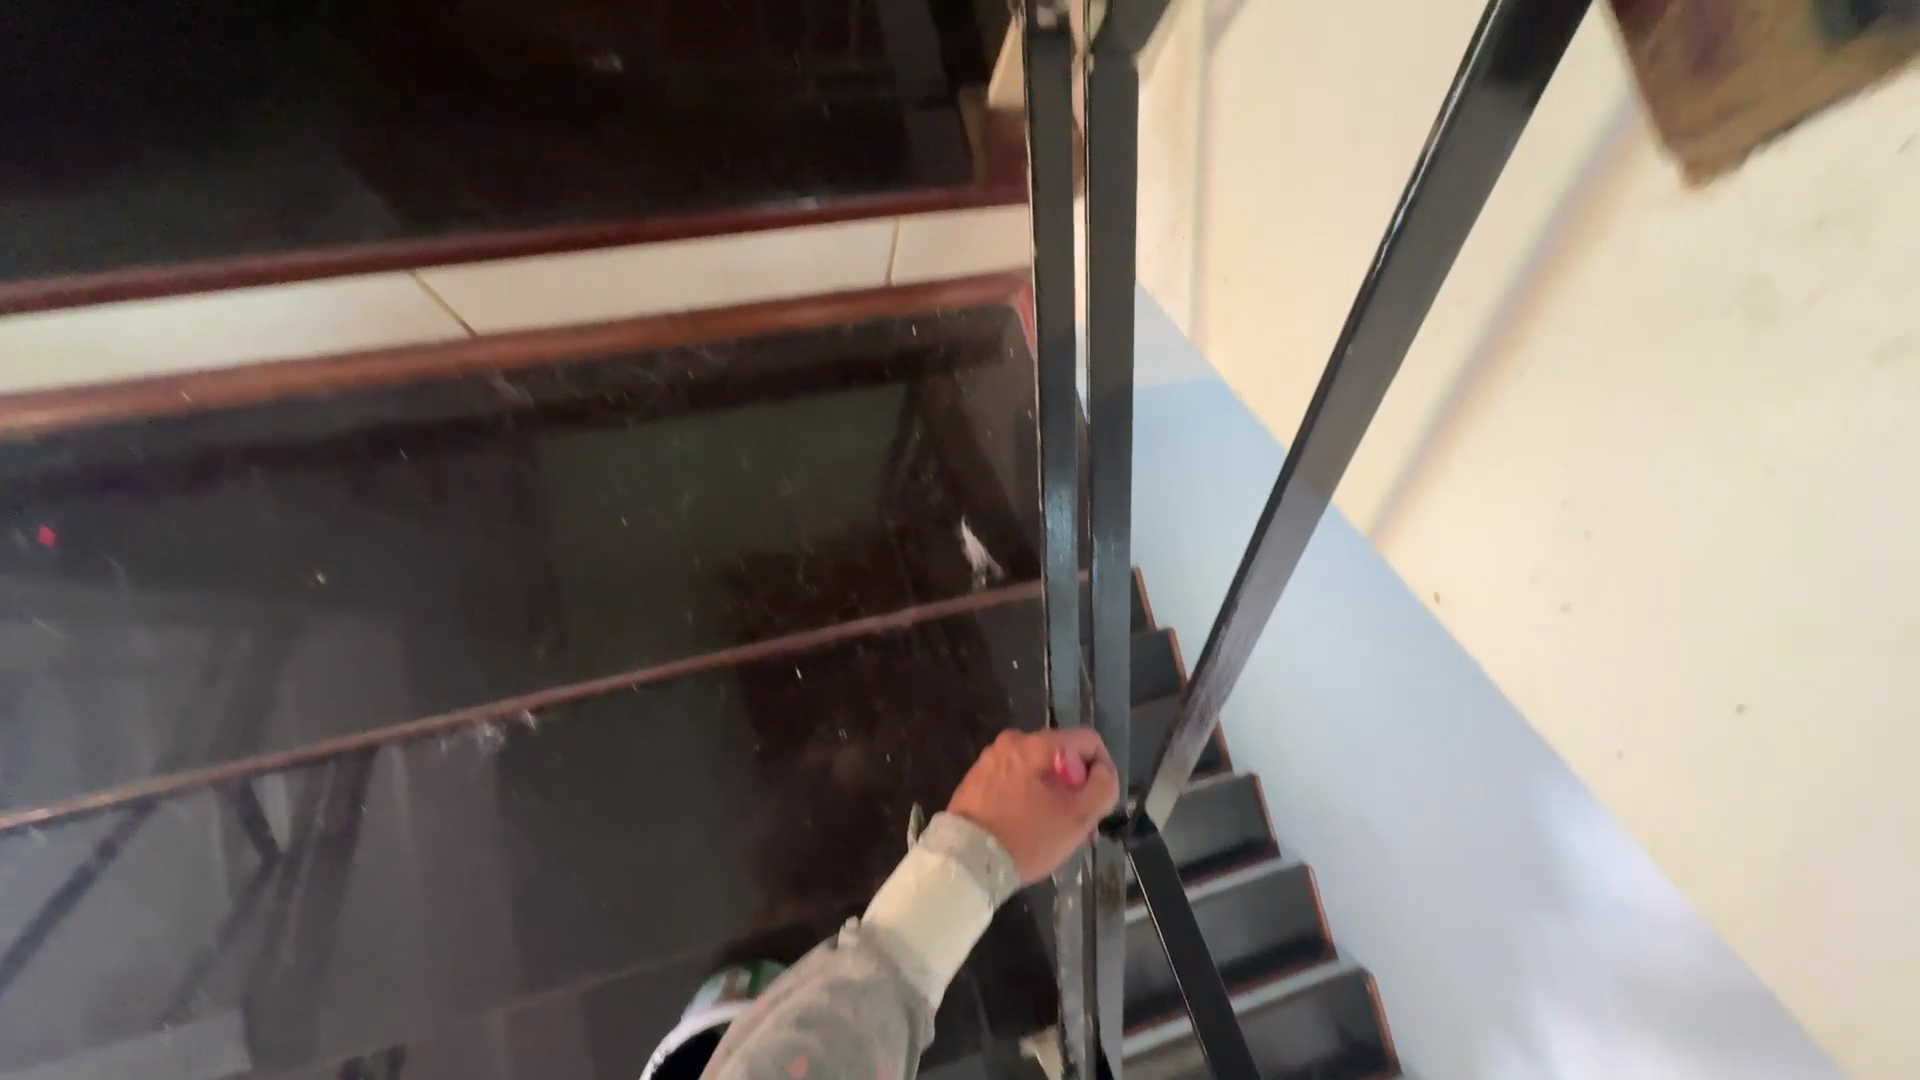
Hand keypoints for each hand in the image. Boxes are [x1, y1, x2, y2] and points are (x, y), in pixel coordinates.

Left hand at [947, 728, 1119, 883]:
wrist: (966, 860)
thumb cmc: (1027, 837)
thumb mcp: (1077, 817)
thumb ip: (1103, 787)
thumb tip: (1103, 772)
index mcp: (1039, 744)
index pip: (1088, 741)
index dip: (1104, 769)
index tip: (1101, 802)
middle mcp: (1013, 741)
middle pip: (1062, 756)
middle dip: (1077, 788)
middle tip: (1082, 826)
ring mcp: (992, 759)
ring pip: (1038, 771)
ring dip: (1054, 796)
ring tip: (1057, 832)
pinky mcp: (977, 778)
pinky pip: (1015, 780)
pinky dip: (1030, 798)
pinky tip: (1030, 828)